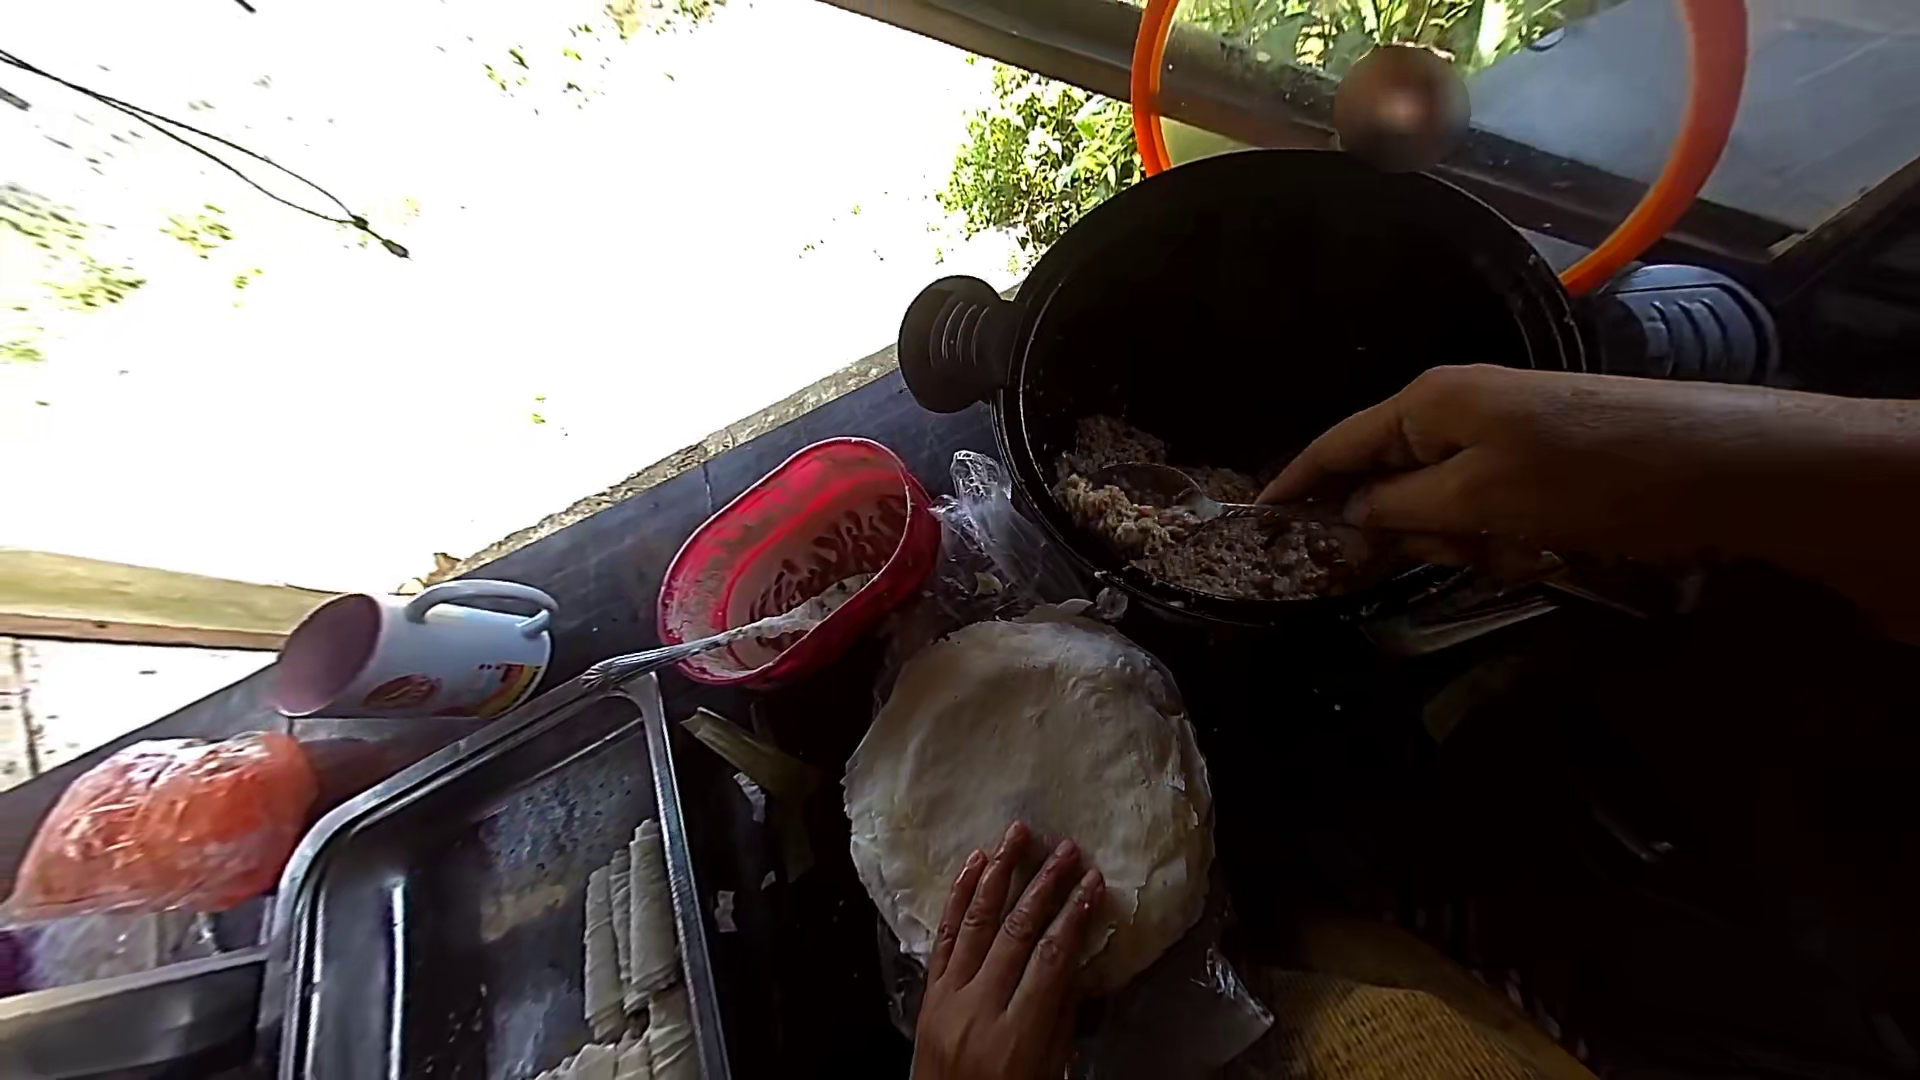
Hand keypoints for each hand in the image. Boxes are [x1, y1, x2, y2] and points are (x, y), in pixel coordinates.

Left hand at [911, 821, 1104, 1079]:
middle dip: (1046, 883)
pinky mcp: (927, 991)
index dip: (1076, 915)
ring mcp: (947, 996)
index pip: (1052, 960)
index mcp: (1015, 1039)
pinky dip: (959, 894)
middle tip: (1066, 848)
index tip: (1094, 881)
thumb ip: (1061, 1020)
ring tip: (1017, 833)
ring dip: (1000, 871)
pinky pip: (943, 934)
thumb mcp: (1048, 1077)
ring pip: (977, 919)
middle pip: (1017, 930)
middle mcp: (978, 1009)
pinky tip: (974, 861)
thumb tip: (1075, 957)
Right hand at [1259, 365, 1919, 632]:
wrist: (1745, 468)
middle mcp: (1449, 413)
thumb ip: (1393, 507)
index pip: (1334, 446)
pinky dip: (1489, 534)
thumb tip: (1347, 514)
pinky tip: (1531, 548)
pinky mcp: (1524, 459)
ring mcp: (1490, 435)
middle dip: (1400, 525)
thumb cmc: (1591, 474)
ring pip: (1427, 500)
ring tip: (1507, 552)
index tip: (1258, 516)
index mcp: (1425, 405)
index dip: (1292, 482)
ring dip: (1453, 537)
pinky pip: (1472, 504)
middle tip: (1436, 555)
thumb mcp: (1475, 498)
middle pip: (1381, 479)